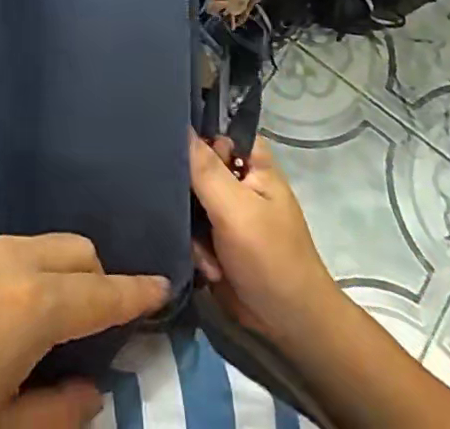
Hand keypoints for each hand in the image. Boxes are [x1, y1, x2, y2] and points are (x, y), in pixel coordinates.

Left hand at [0, 232, 170, 428]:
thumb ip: (54, 410)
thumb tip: (91, 389)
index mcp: (28, 301)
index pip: (102, 292)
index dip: (138, 294)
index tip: (164, 290)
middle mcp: (4, 256)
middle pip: (75, 251)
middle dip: (99, 281)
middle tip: (105, 326)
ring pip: (39, 246)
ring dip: (60, 275)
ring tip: (58, 325)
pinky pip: (3, 253)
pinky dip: (26, 274)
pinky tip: (10, 317)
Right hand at [188, 133, 347, 341]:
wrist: (288, 323)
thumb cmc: (271, 257)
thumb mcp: (237, 209)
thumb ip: (205, 169)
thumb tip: (179, 126)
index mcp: (251, 160)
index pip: (215, 128)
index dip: (190, 129)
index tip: (161, 135)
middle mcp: (236, 178)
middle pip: (194, 162)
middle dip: (182, 184)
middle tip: (174, 199)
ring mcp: (223, 208)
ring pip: (186, 197)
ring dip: (188, 224)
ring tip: (201, 250)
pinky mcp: (212, 237)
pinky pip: (187, 227)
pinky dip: (193, 246)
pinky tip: (205, 266)